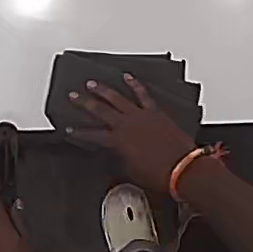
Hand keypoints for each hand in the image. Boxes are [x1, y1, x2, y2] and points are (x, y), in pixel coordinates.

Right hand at [67, 74, 196, 193]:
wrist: (183, 168)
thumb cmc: (159, 174)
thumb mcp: (132, 173)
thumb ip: (120, 164)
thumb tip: (115, 164)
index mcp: (117, 141)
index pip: (92, 135)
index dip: (79, 132)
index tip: (69, 129)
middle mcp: (125, 125)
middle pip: (99, 110)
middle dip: (84, 103)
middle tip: (73, 95)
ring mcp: (140, 115)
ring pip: (116, 98)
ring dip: (102, 90)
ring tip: (92, 83)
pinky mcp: (154, 112)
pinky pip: (142, 94)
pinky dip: (134, 84)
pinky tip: (127, 77)